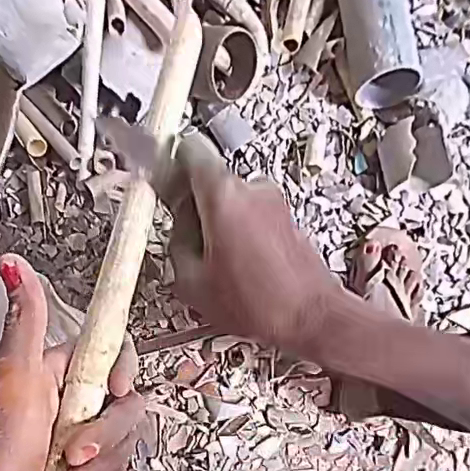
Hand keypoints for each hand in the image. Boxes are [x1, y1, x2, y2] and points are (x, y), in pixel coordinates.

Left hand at [0, 255, 144, 470]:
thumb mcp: (13, 378)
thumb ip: (27, 323)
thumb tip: (13, 265)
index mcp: (62, 374)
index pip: (114, 355)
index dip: (122, 374)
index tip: (114, 389)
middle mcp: (77, 405)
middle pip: (128, 407)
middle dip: (104, 438)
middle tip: (72, 452)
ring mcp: (84, 441)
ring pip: (126, 446)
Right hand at [166, 139, 347, 356]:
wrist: (310, 318)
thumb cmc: (260, 304)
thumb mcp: (192, 282)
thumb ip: (176, 244)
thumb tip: (176, 229)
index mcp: (224, 197)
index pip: (190, 152)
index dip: (168, 164)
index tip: (159, 178)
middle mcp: (252, 189)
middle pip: (209, 183)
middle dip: (193, 209)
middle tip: (187, 243)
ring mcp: (273, 202)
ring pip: (230, 201)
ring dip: (217, 224)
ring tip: (217, 265)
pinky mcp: (286, 218)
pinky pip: (250, 215)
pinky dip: (238, 233)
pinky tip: (237, 268)